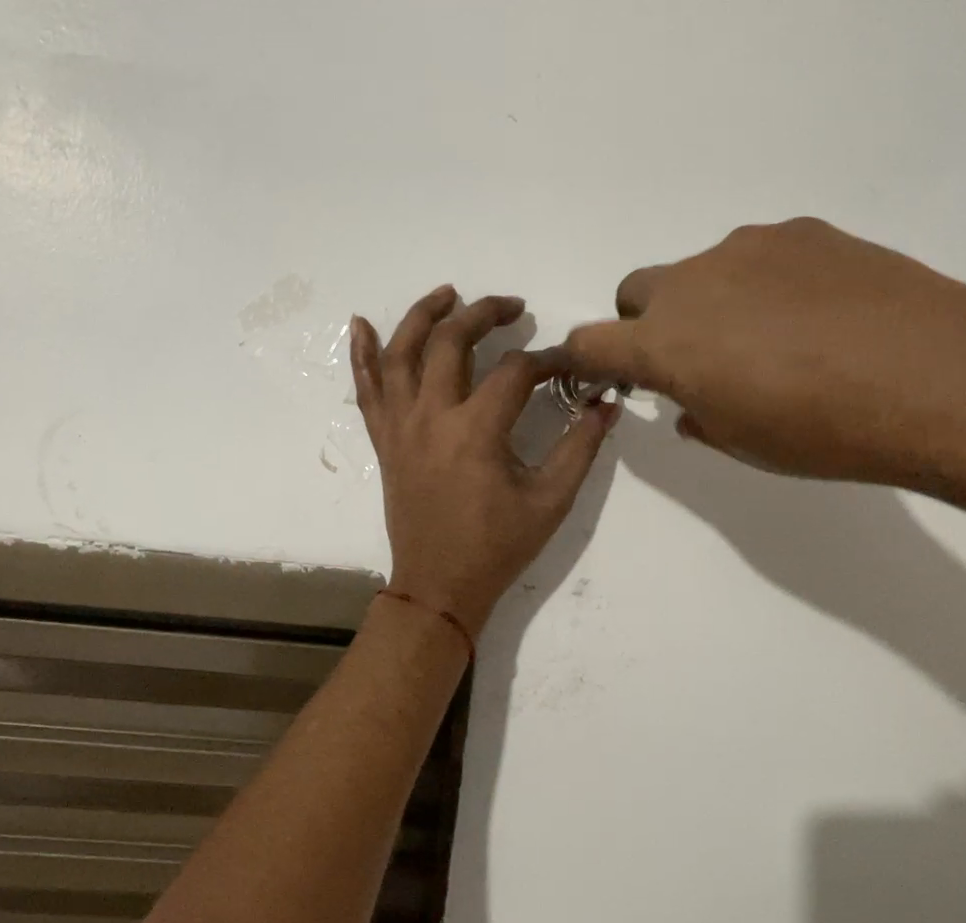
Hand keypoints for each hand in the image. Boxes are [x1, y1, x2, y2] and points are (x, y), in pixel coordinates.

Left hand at [353, 286, 617, 634]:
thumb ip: (579, 448)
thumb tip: (606, 403)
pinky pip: (366, 390)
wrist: (438, 586)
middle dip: (484, 314)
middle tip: (513, 306)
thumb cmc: (497, 548)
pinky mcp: (385, 442)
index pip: (515, 372)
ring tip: (448, 294)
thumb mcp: (550, 501)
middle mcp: (431, 417)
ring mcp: (400, 428)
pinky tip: (360, 324)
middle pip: (450, 342)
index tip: (570, 364)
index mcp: (475, 431)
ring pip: (400, 354)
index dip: (548, 360)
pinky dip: (362, 355)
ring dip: (422, 315)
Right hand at [561, 218, 965, 486]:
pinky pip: (759, 256)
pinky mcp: (802, 231)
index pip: (590, 343)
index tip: (592, 374)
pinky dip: (765, 283)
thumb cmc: (821, 431)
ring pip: (702, 271)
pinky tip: (818, 314)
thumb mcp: (743, 443)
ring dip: (711, 302)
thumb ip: (697, 416)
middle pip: (637, 291)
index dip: (582, 360)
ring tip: (775, 338)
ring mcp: (748, 249)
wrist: (931, 376)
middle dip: (647, 323)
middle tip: (694, 359)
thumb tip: (690, 404)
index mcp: (665, 344)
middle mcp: (692, 285)